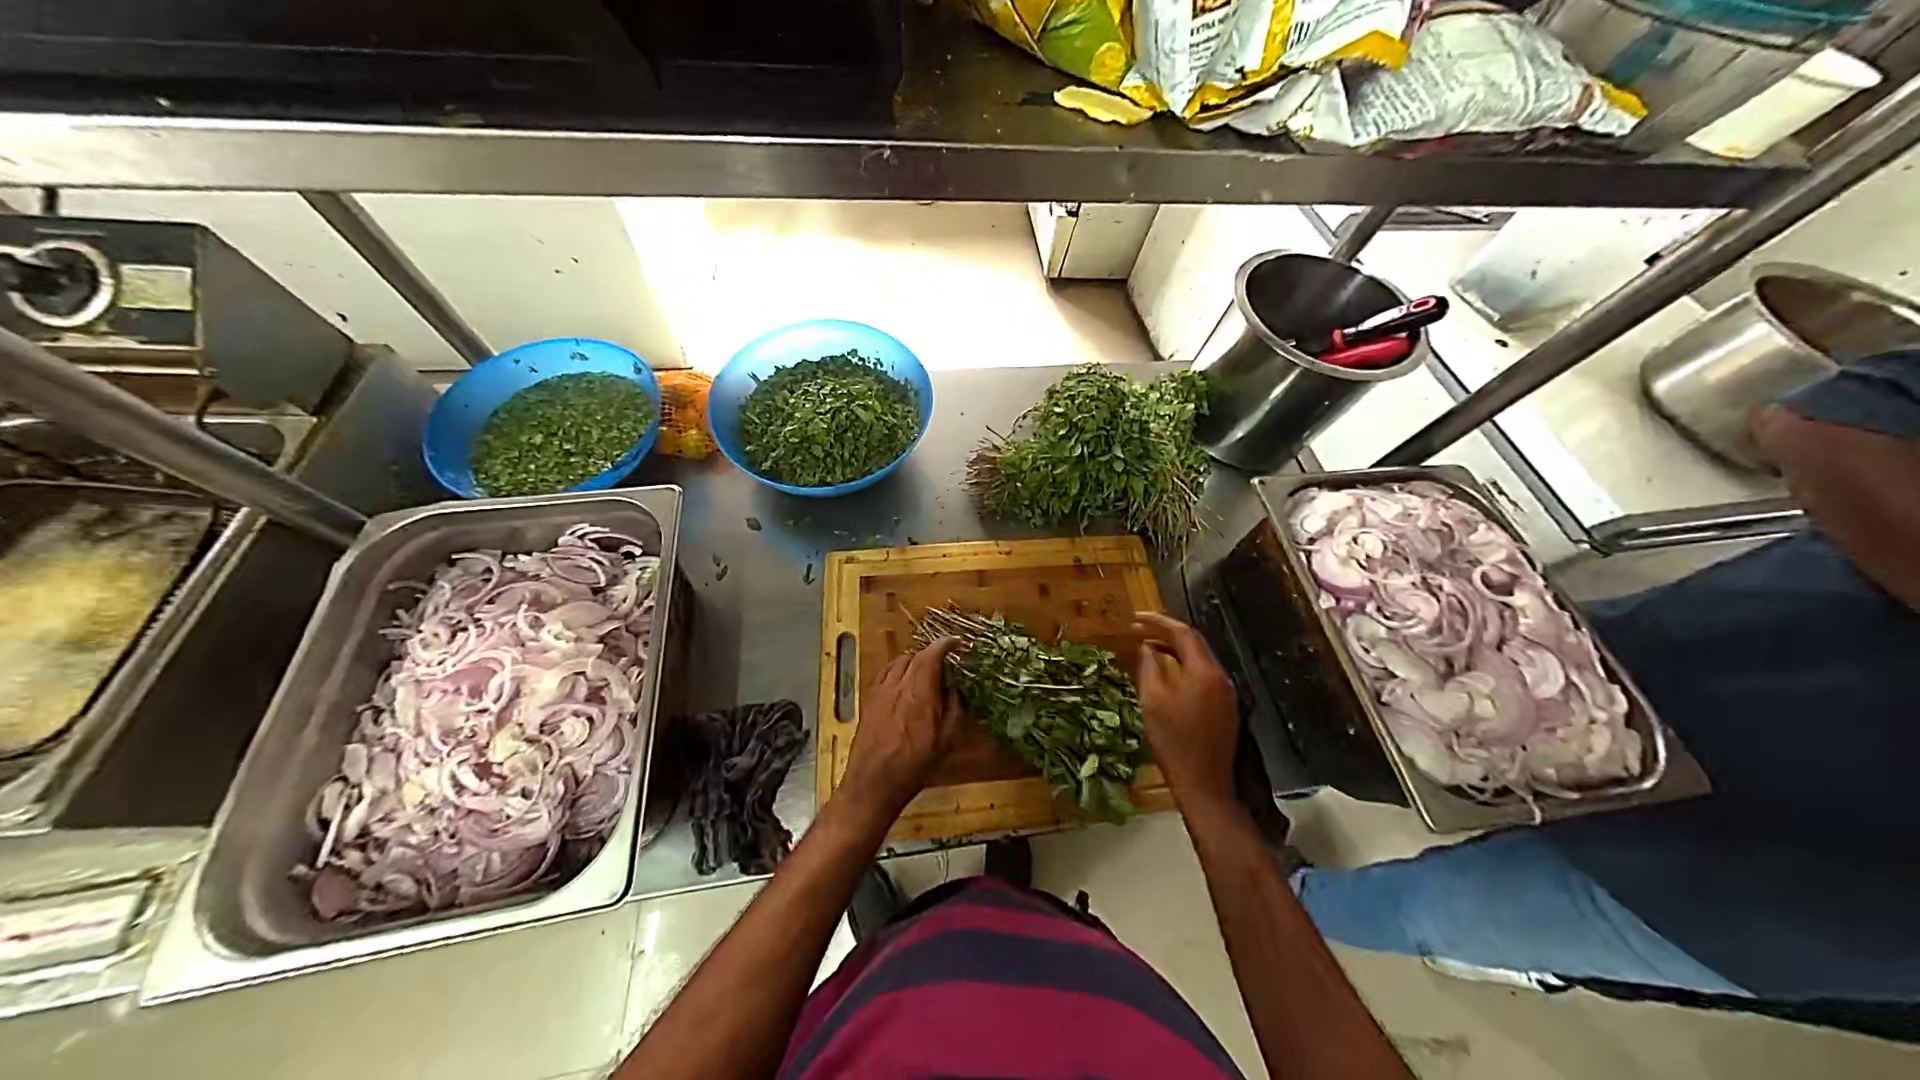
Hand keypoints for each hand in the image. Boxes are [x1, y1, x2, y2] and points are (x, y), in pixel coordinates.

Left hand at [837, 637, 962, 824]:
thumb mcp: (946, 739)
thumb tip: (954, 686)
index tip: (956, 642)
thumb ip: (953, 707)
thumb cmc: (914, 764)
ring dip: (914, 661)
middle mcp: (897, 684)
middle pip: (914, 655)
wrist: (874, 782)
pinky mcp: (869, 700)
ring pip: (898, 662)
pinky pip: (885, 674)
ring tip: (925, 671)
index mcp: (919, 691)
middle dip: (931, 653)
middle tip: (944, 661)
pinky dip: (897, 670)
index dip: (945, 644)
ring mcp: (880, 691)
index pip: (932, 654)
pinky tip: (903, 682)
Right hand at [1134, 612, 1238, 810]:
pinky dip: (1182, 667)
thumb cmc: (1174, 742)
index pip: (1183, 633)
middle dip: (1164, 633)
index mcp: (1205, 672)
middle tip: (1137, 629)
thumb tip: (1145, 647)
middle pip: (1194, 644)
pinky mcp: (1224, 708)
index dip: (1158, 621)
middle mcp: (1221, 677)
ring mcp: (1226, 693)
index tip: (1135, 617)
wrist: (1205, 785)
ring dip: (1173, 650)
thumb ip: (1149, 668)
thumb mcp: (1153, 701)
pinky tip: (1164, 673)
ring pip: (1198, 660)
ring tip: (1146, 647)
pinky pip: (1202, 676)